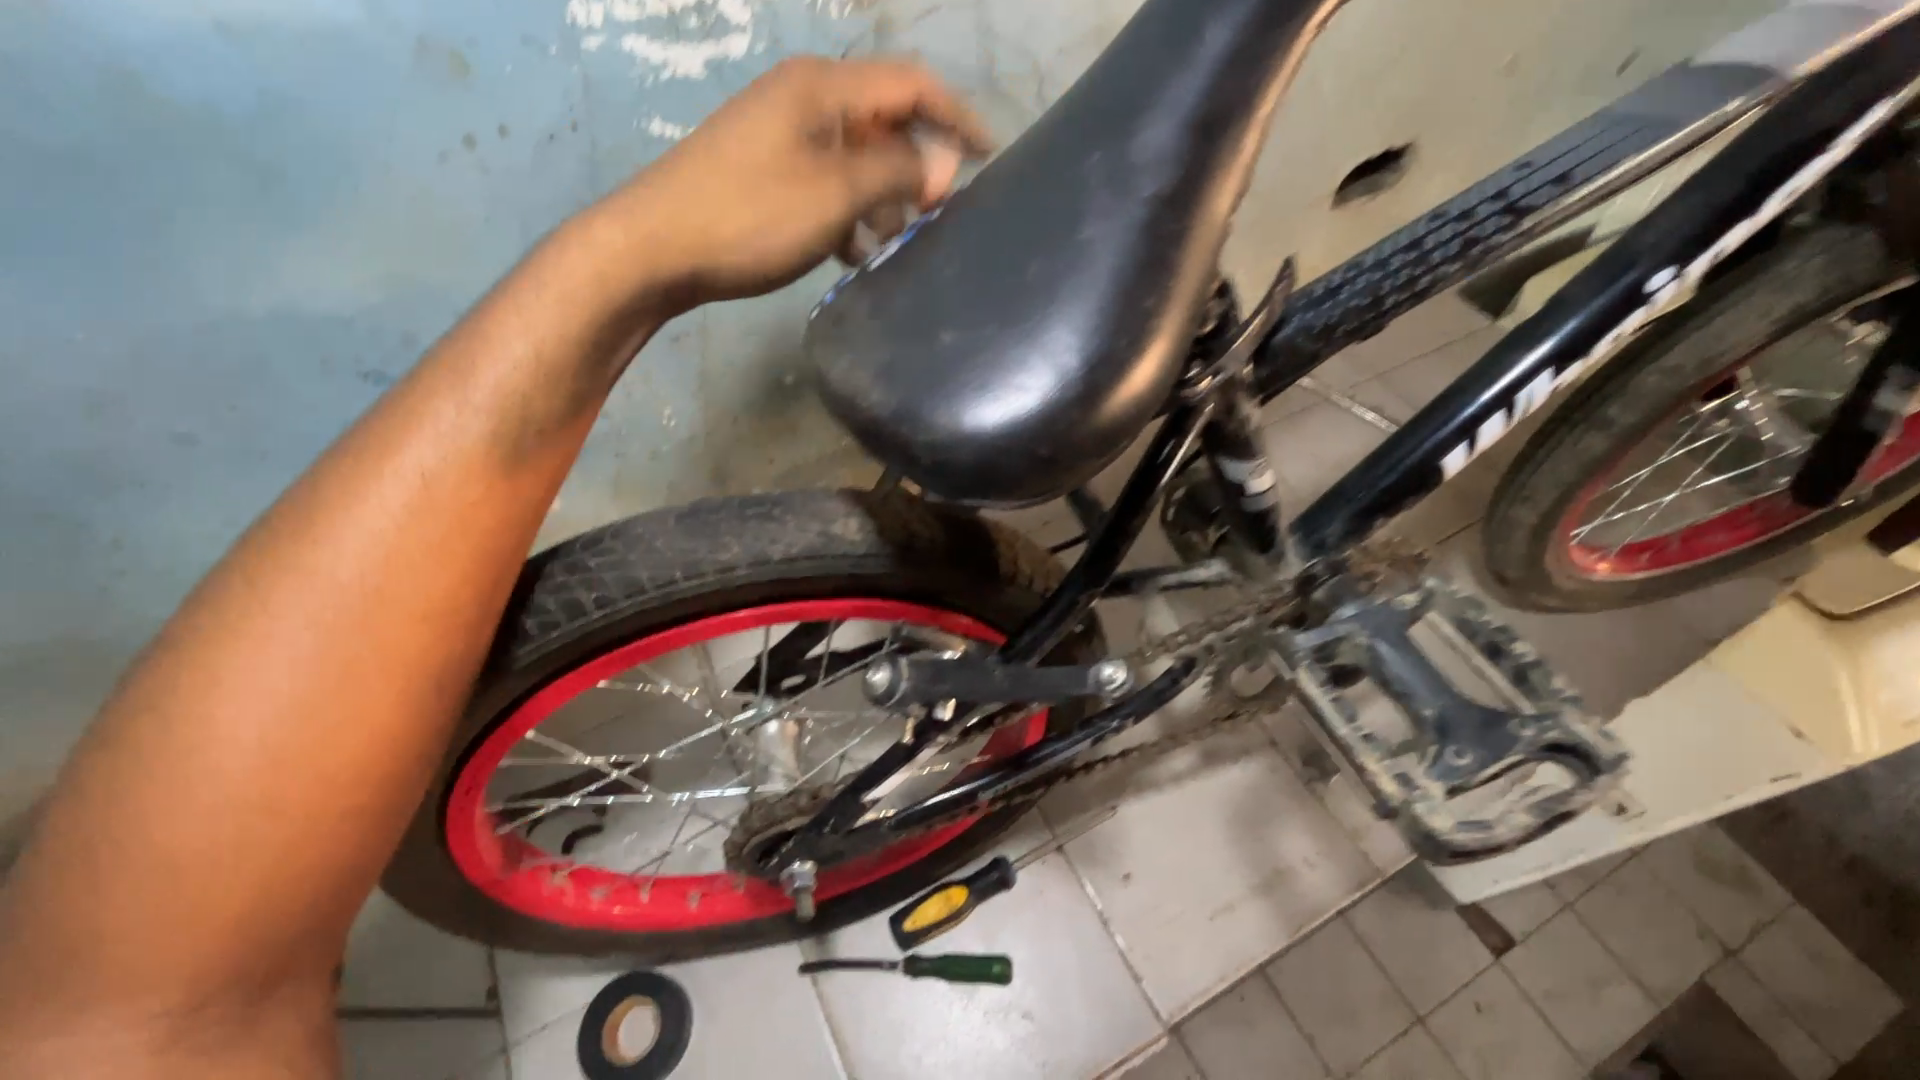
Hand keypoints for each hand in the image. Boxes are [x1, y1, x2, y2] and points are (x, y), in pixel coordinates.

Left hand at [599, 56, 991, 312]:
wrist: (653, 248)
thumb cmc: (750, 215)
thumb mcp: (837, 193)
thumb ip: (898, 172)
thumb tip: (943, 161)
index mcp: (823, 88)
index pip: (911, 84)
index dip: (957, 115)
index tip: (991, 156)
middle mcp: (803, 100)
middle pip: (884, 121)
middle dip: (917, 166)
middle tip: (938, 214)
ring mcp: (780, 136)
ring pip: (856, 157)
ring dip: (884, 197)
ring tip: (893, 243)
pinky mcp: (765, 172)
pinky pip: (827, 183)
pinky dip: (850, 212)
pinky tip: (853, 252)